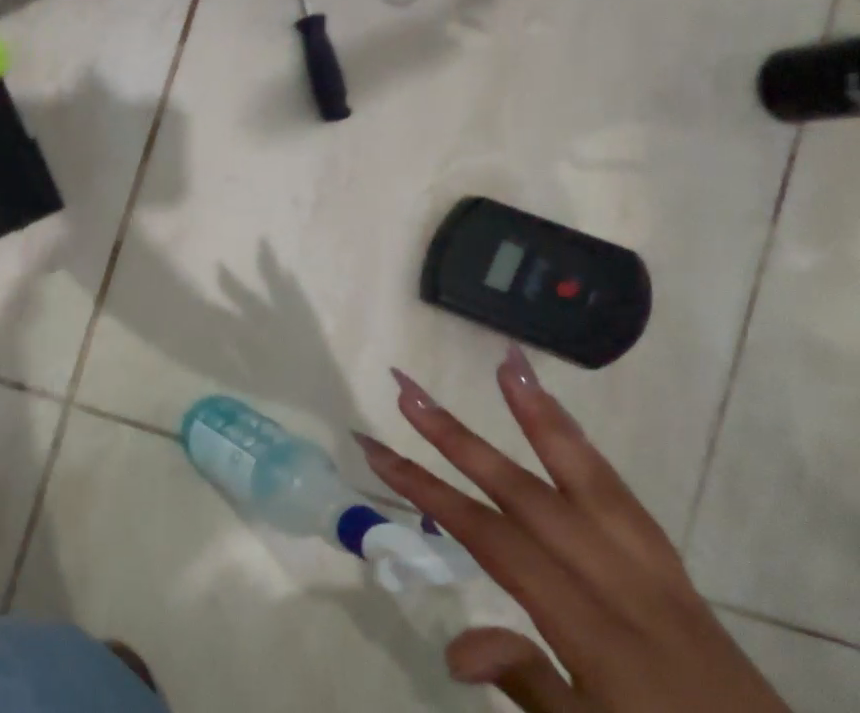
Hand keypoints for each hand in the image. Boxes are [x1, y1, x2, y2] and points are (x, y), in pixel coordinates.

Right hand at [353, 346, 788, 712]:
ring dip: (543, 419)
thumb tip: (454, 646)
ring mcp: (657, 571)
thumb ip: (525, 681)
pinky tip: (560, 426)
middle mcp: (625, 584)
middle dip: (461, 439)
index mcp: (595, 628)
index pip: (494, 540)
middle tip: (407, 390)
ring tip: (507, 366)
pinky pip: (625, 499)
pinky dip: (586, 453)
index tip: (373, 449)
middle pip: (531, 496)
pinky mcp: (674, 571)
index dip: (428, 492)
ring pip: (592, 480)